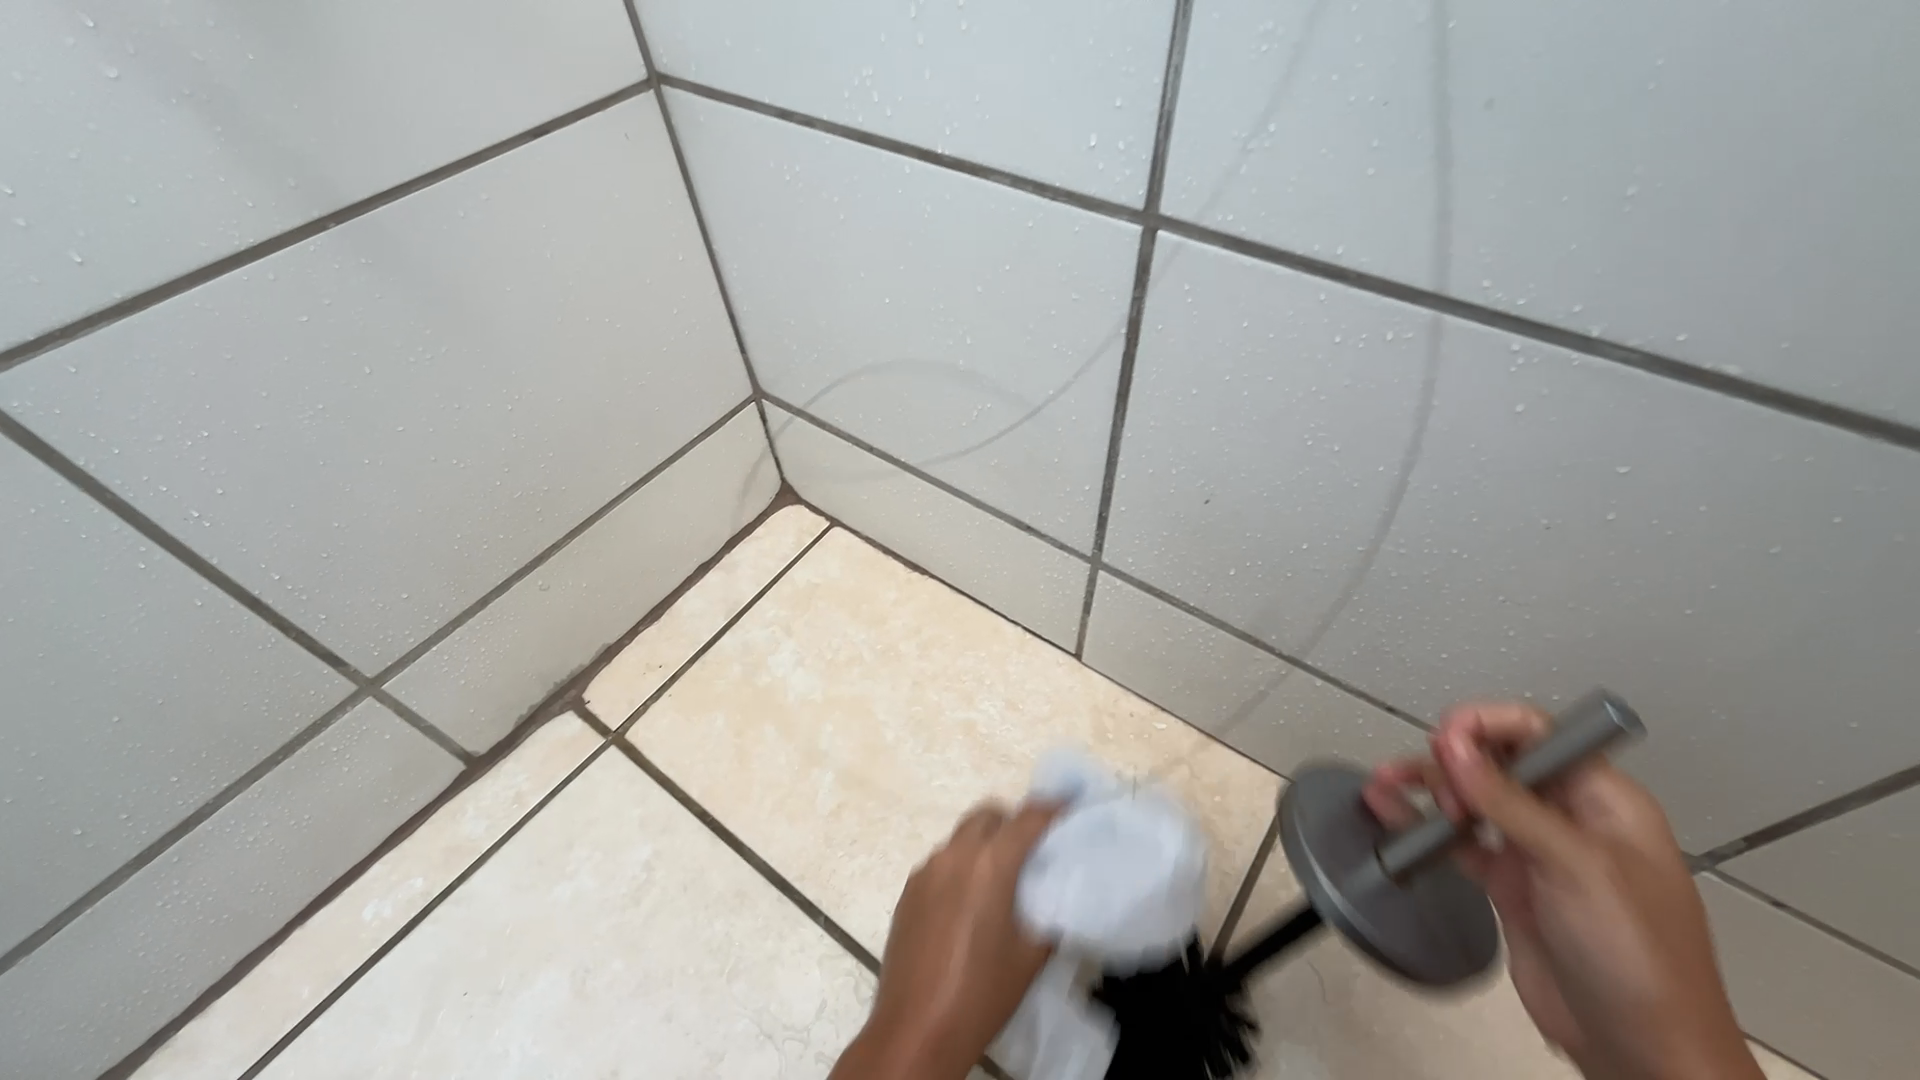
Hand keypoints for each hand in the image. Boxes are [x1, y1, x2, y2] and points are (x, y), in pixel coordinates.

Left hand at [832, 800, 1063, 1079]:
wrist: (915, 1029)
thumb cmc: (982, 992)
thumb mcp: (1031, 955)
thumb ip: (1049, 913)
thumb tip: (1055, 894)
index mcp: (989, 864)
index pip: (1027, 818)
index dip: (1053, 807)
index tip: (1070, 806)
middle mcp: (954, 856)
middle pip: (988, 815)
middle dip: (1013, 822)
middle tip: (1034, 849)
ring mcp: (925, 872)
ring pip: (961, 838)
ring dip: (984, 845)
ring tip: (1001, 881)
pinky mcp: (907, 892)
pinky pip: (941, 863)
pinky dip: (960, 867)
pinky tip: (969, 905)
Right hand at [1362, 702, 1762, 1079]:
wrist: (1640, 1049)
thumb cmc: (1635, 953)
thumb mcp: (1575, 866)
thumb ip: (1508, 802)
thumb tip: (1453, 745)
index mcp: (1601, 799)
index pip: (1538, 733)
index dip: (1488, 725)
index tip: (1446, 739)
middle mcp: (1565, 815)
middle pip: (1497, 760)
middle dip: (1454, 759)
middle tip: (1436, 786)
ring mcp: (1534, 850)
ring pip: (1470, 797)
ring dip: (1428, 786)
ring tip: (1387, 782)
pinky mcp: (1508, 882)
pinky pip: (1458, 840)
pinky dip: (1422, 825)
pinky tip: (1390, 811)